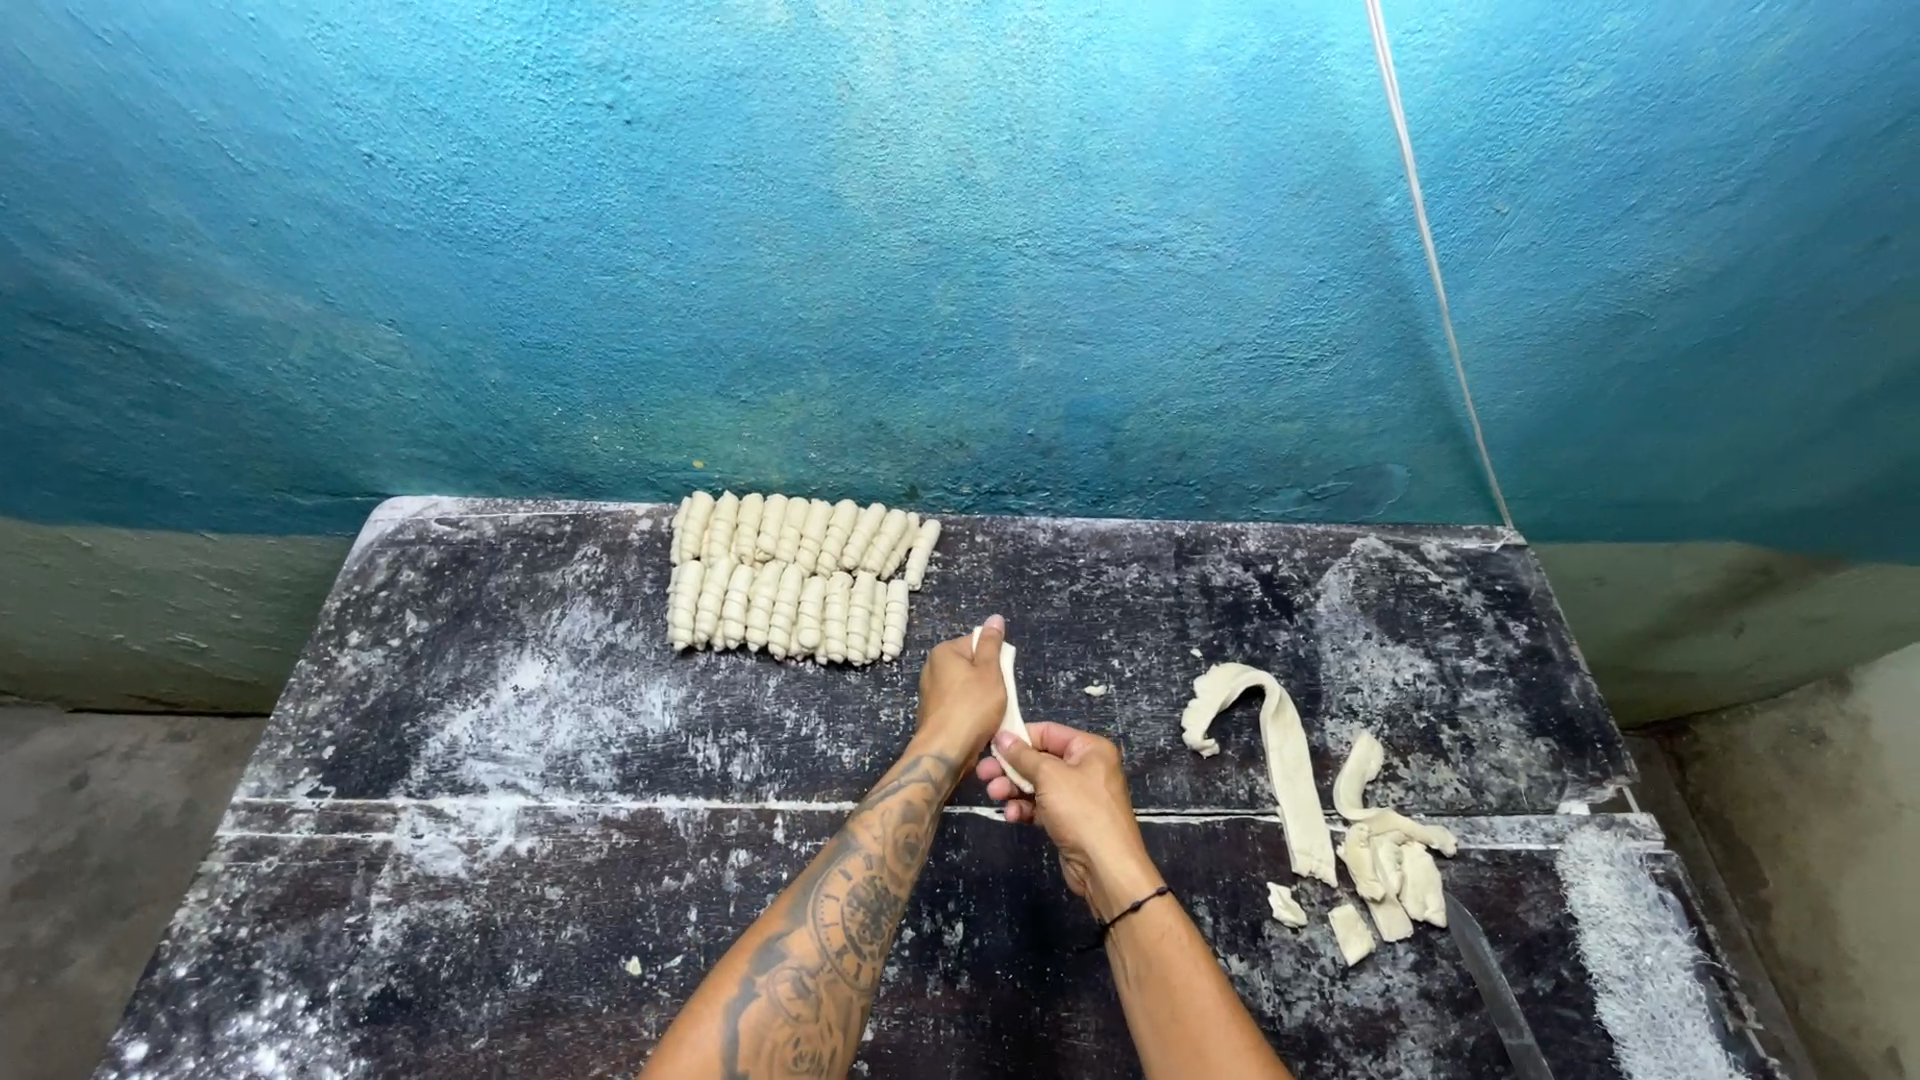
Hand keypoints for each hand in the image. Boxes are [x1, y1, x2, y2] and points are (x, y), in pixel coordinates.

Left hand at [914, 615, 1008, 752]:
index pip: (977, 643)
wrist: (946, 750)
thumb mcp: (990, 671)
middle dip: (988, 680)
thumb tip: (995, 618)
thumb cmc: (972, 707)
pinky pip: (958, 705)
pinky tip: (979, 724)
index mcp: (943, 652)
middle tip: (1000, 696)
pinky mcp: (933, 713)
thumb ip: (992, 644)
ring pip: (966, 688)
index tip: (1002, 676)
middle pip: (971, 665)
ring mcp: (930, 692)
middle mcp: (932, 668)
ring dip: (982, 698)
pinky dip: (970, 712)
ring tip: (991, 713)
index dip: (994, 658)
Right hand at [976, 722, 1164, 920]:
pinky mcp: (1068, 820)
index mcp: (1089, 749)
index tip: (991, 744)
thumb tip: (1002, 736)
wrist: (1105, 867)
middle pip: (1039, 760)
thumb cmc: (1081, 810)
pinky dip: (1025, 808)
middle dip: (1011, 768)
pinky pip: (1041, 806)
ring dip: (1013, 789)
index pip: (1047, 732)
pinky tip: (1012, 815)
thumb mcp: (1049, 776)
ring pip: (1037, 784)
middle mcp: (1085, 768)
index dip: (1019, 737)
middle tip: (983, 774)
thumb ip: (1023, 755)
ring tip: (994, 795)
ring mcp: (1077, 796)